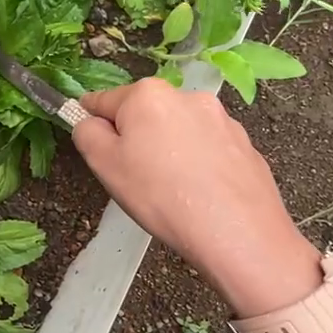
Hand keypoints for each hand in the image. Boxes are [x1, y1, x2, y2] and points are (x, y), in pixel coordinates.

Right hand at [76, 78, 320, 316]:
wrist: (241, 238)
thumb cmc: (161, 196)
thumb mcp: (102, 163)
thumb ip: (85, 131)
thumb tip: (94, 123)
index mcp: (148, 94)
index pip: (102, 101)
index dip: (95, 128)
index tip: (102, 156)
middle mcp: (188, 97)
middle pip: (143, 113)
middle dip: (135, 137)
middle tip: (135, 174)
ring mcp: (224, 121)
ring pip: (176, 129)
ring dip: (167, 148)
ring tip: (171, 188)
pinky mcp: (247, 146)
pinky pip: (207, 148)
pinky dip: (197, 163)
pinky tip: (200, 193)